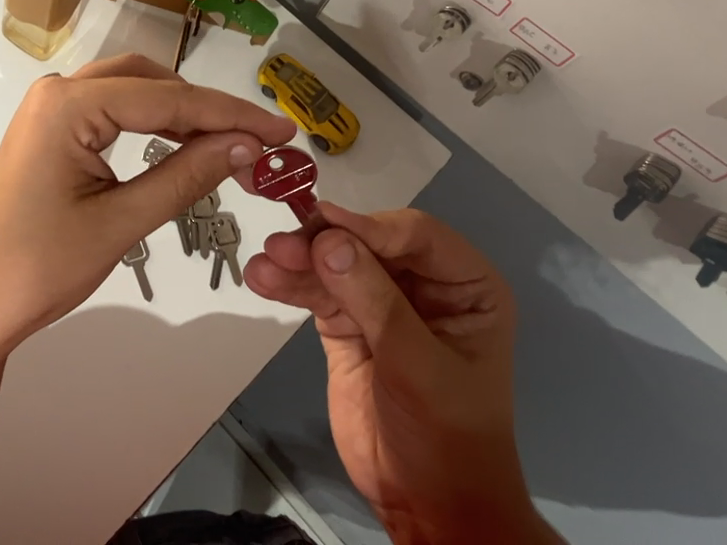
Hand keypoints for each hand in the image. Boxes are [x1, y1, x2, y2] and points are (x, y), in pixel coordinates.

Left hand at [0, 53, 294, 350]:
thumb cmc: (40, 267)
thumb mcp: (121, 222)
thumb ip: (186, 175)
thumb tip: (246, 144)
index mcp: (67, 105)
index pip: (167, 98)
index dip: (230, 114)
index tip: (282, 131)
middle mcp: (55, 92)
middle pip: (148, 82)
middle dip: (205, 108)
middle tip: (259, 141)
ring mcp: (47, 110)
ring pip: (129, 92)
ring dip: (179, 113)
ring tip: (231, 143)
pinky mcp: (48, 131)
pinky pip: (109, 112)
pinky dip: (149, 124)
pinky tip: (182, 143)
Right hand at [244, 204, 557, 544]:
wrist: (426, 502)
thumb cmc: (446, 433)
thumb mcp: (417, 364)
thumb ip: (373, 300)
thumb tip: (327, 240)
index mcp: (464, 286)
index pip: (415, 236)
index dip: (369, 226)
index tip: (323, 224)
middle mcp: (422, 285)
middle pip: (366, 243)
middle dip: (323, 243)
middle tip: (281, 245)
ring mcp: (379, 304)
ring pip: (333, 265)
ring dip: (297, 262)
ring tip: (263, 265)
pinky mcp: (346, 325)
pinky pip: (315, 293)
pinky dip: (289, 285)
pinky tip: (262, 279)